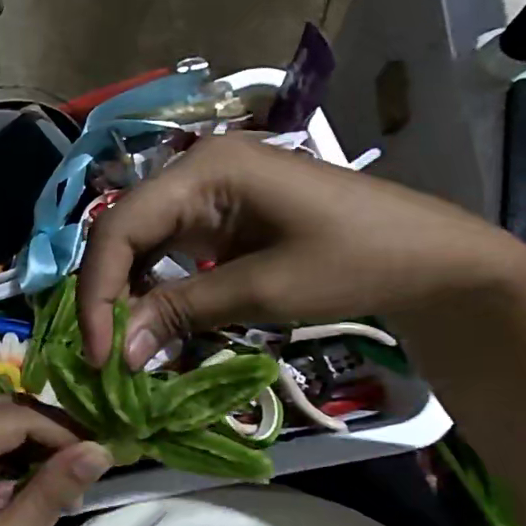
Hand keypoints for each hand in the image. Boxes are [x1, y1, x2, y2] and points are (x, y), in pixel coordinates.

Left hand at [0, 397, 109, 525]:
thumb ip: (51, 493)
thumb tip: (101, 451)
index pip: (15, 417)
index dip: (60, 431)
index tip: (96, 454)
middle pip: (4, 407)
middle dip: (49, 429)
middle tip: (85, 458)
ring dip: (32, 434)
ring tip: (65, 466)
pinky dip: (11, 442)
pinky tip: (34, 469)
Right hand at [79, 135, 525, 365]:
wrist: (428, 258)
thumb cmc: (355, 260)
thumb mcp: (264, 289)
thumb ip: (183, 312)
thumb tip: (118, 354)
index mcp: (205, 169)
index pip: (120, 226)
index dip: (98, 290)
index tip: (97, 352)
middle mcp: (197, 169)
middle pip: (125, 231)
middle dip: (109, 294)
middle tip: (105, 356)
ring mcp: (211, 192)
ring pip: (143, 243)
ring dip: (130, 293)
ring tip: (124, 347)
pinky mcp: (224, 216)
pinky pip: (172, 250)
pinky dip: (159, 288)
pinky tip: (155, 322)